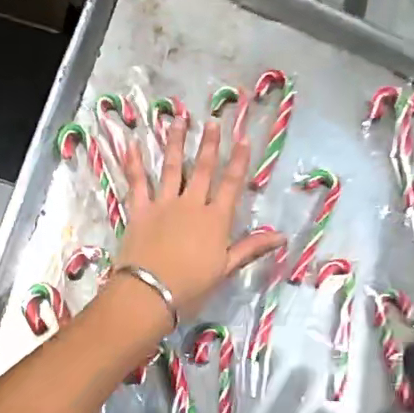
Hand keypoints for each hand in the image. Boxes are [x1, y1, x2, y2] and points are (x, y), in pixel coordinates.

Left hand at [115, 116, 283, 318]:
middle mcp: (192, 205)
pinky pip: (137, 182)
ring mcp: (164, 205)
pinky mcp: (139, 211)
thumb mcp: (225, 269)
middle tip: (212, 121)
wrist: (150, 292)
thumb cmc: (191, 286)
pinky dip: (134, 163)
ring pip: (171, 168)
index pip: (231, 185)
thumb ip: (250, 248)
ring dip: (175, 143)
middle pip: (202, 170)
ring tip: (178, 120)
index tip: (242, 138)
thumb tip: (281, 236)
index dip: (238, 161)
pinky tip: (132, 143)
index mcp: (216, 220)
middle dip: (209, 145)